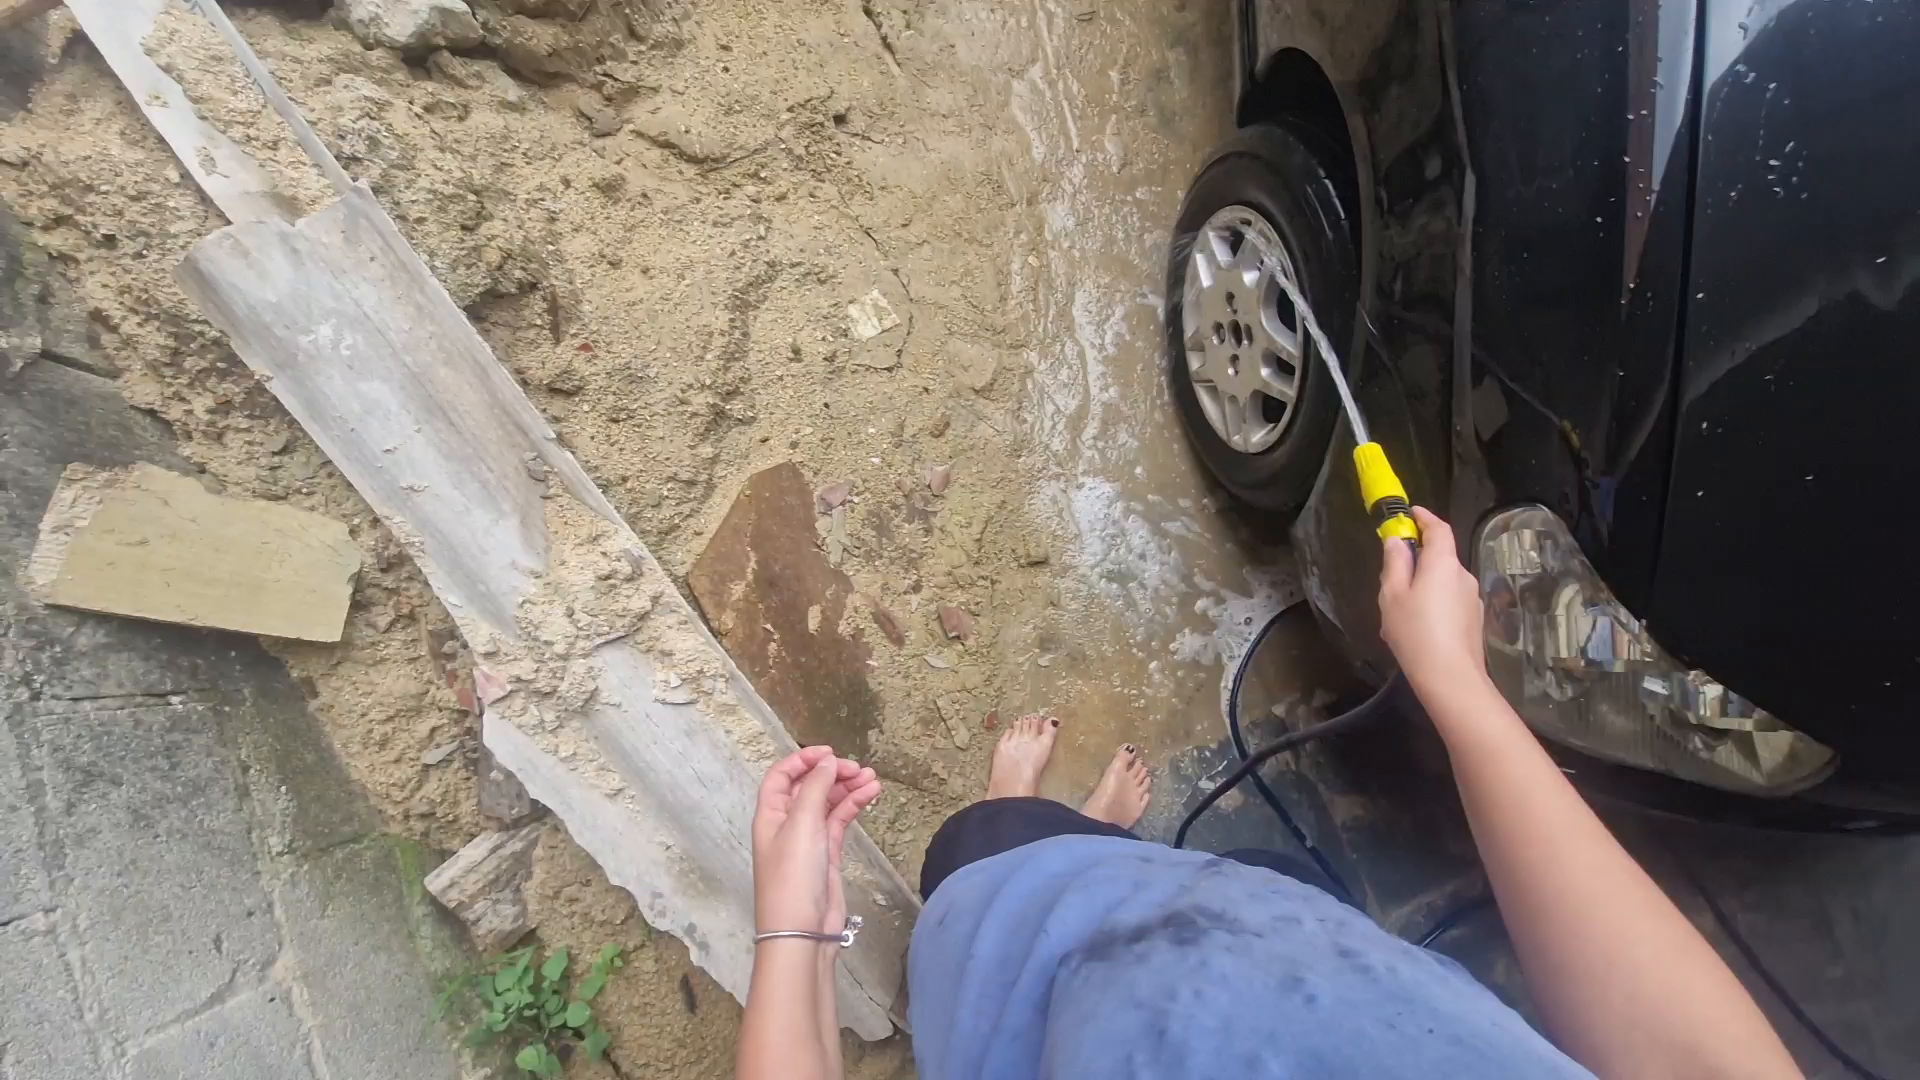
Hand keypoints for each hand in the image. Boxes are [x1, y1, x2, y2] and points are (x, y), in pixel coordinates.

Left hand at [751, 746, 880, 939]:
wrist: (803, 932)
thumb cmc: (793, 876)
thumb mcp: (802, 824)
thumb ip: (815, 787)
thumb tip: (827, 760)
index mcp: (770, 814)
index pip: (782, 776)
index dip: (802, 760)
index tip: (830, 753)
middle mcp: (787, 823)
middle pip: (809, 786)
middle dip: (832, 773)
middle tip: (858, 769)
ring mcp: (808, 838)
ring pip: (828, 802)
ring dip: (848, 788)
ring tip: (873, 779)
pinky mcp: (828, 852)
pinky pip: (841, 819)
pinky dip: (855, 805)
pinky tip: (871, 794)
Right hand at [1378, 507, 1486, 692]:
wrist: (1449, 675)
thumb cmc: (1414, 630)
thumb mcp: (1392, 595)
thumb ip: (1395, 564)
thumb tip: (1397, 542)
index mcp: (1442, 564)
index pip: (1439, 529)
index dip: (1425, 517)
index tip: (1410, 513)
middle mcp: (1462, 575)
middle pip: (1440, 557)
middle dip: (1417, 559)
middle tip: (1390, 575)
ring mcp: (1471, 597)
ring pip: (1442, 580)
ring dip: (1422, 585)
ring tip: (1398, 610)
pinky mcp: (1473, 617)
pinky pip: (1448, 600)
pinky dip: (1431, 602)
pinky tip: (1414, 626)